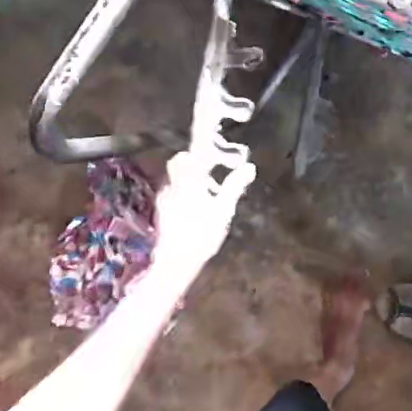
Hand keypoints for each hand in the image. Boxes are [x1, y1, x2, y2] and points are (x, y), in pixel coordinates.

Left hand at [151, 150, 255, 271]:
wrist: (174, 265)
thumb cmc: (201, 236)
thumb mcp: (223, 212)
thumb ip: (234, 187)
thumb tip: (249, 166)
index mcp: (187, 182)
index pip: (185, 156)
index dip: (193, 149)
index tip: (207, 145)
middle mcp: (172, 187)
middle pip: (178, 165)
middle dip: (191, 165)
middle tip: (210, 172)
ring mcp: (164, 201)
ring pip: (175, 181)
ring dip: (189, 181)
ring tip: (208, 194)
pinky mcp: (162, 214)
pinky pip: (173, 195)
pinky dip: (183, 195)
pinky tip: (196, 210)